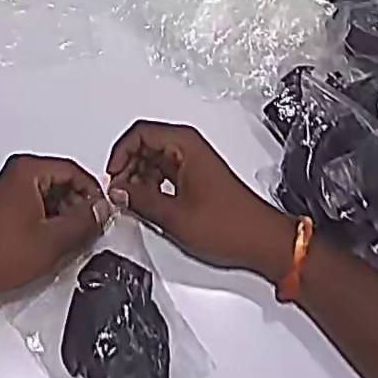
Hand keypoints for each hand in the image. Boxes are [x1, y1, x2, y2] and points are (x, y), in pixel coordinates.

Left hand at [0, 155, 109, 328]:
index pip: (72, 170)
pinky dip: (50, 224)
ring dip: (65, 218)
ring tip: (70, 242)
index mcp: (26, 170)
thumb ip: (84, 222)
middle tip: (90, 228)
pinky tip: (53, 246)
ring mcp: (10, 192)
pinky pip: (39, 209)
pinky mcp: (7, 210)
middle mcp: (16, 175)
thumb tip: (101, 210)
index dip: (93, 192)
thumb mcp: (54, 241)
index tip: (104, 211)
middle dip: (78, 206)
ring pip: (51, 197)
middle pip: (62, 181)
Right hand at [107, 121, 297, 282]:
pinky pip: (164, 172)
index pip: (139, 133)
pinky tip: (149, 206)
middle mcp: (188, 146)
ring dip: (139, 179)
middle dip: (128, 167)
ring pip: (152, 159)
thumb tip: (118, 192)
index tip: (113, 176)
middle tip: (119, 192)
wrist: (264, 244)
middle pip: (144, 144)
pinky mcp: (195, 176)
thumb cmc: (231, 226)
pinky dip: (152, 186)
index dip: (120, 154)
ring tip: (133, 203)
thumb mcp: (175, 216)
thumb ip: (140, 200)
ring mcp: (192, 161)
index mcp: (183, 144)